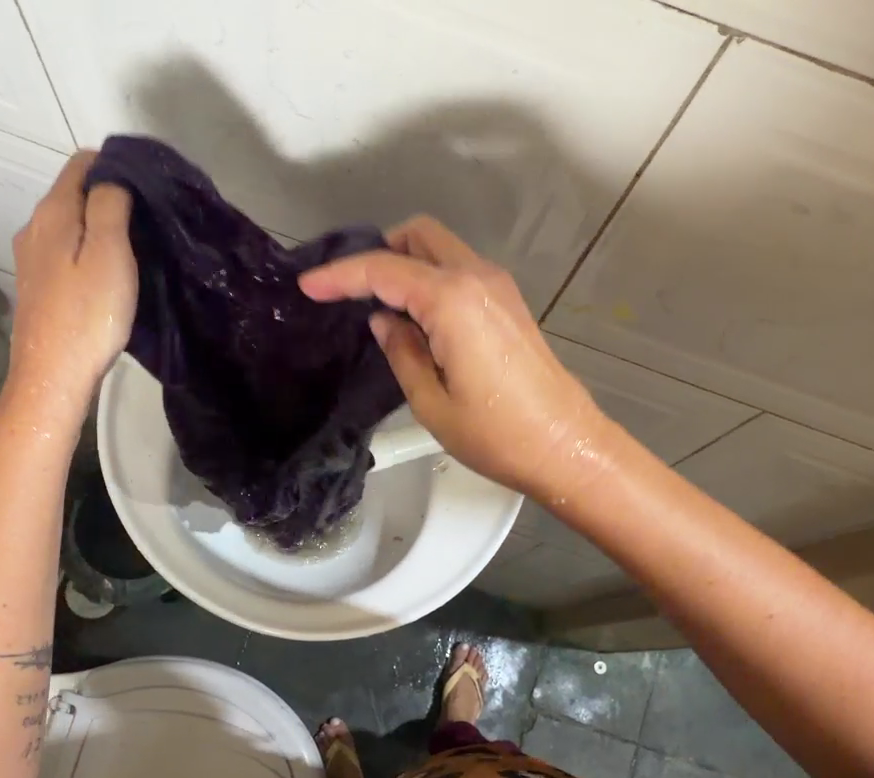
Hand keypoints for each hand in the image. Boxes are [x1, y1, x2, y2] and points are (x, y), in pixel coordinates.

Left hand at [9, 152, 136, 401]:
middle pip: (75, 194)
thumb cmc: (88, 316)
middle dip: (110, 198)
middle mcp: (34, 227)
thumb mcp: (109, 253)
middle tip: (150, 222)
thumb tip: (113, 175)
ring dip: (100, 229)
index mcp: (53, 212)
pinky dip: (88, 253)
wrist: (54, 377)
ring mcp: (31, 259)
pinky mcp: (37, 287)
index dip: (118, 167)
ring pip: (70, 225)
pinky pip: (66, 253)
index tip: (150, 190)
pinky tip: (108, 276)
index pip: (83, 163)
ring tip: (135, 250)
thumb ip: (110, 204)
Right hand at [298, 216, 610, 498]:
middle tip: (349, 290)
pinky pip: (459, 272)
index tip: (308, 287)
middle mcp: (477, 279)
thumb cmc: (496, 435)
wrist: (565, 446)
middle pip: (419, 236)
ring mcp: (498, 288)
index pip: (385, 270)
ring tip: (377, 305)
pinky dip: (430, 279)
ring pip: (442, 249)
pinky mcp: (508, 304)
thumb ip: (401, 353)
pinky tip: (414, 317)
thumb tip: (384, 322)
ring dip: (406, 263)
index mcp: (452, 301)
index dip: (341, 276)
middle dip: (378, 251)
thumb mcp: (431, 403)